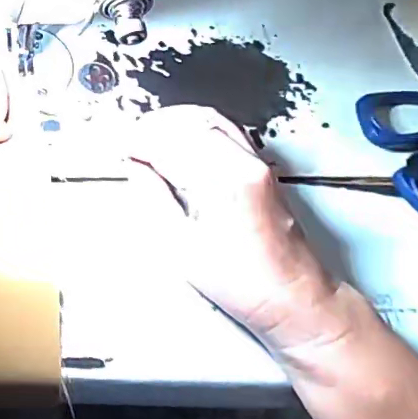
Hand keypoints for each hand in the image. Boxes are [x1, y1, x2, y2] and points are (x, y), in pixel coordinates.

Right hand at [127, 105, 355, 358]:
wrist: (296, 298)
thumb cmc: (245, 283)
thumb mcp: (181, 247)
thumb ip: (153, 199)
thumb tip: (136, 169)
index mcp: (223, 182)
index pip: (169, 144)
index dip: (139, 144)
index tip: (121, 150)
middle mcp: (244, 163)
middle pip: (188, 124)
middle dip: (152, 128)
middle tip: (129, 142)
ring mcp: (256, 162)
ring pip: (208, 119)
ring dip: (173, 122)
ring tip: (149, 136)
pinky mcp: (262, 166)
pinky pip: (225, 128)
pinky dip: (196, 125)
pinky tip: (180, 137)